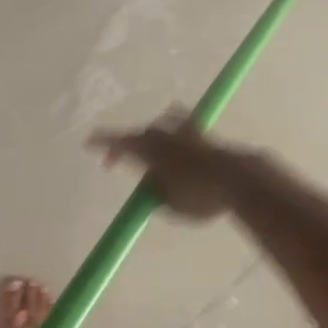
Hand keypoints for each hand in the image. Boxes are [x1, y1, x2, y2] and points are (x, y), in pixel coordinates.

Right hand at [88, 108, 259, 220]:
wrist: (239, 179)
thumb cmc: (201, 195)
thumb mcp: (172, 205)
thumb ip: (157, 194)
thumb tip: (153, 187)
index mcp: (150, 152)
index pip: (120, 144)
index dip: (103, 143)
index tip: (88, 144)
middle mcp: (164, 137)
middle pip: (139, 135)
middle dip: (126, 146)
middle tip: (117, 159)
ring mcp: (184, 132)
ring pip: (159, 126)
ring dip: (149, 136)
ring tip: (145, 144)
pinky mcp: (203, 134)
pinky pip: (181, 123)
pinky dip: (174, 124)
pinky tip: (173, 122)